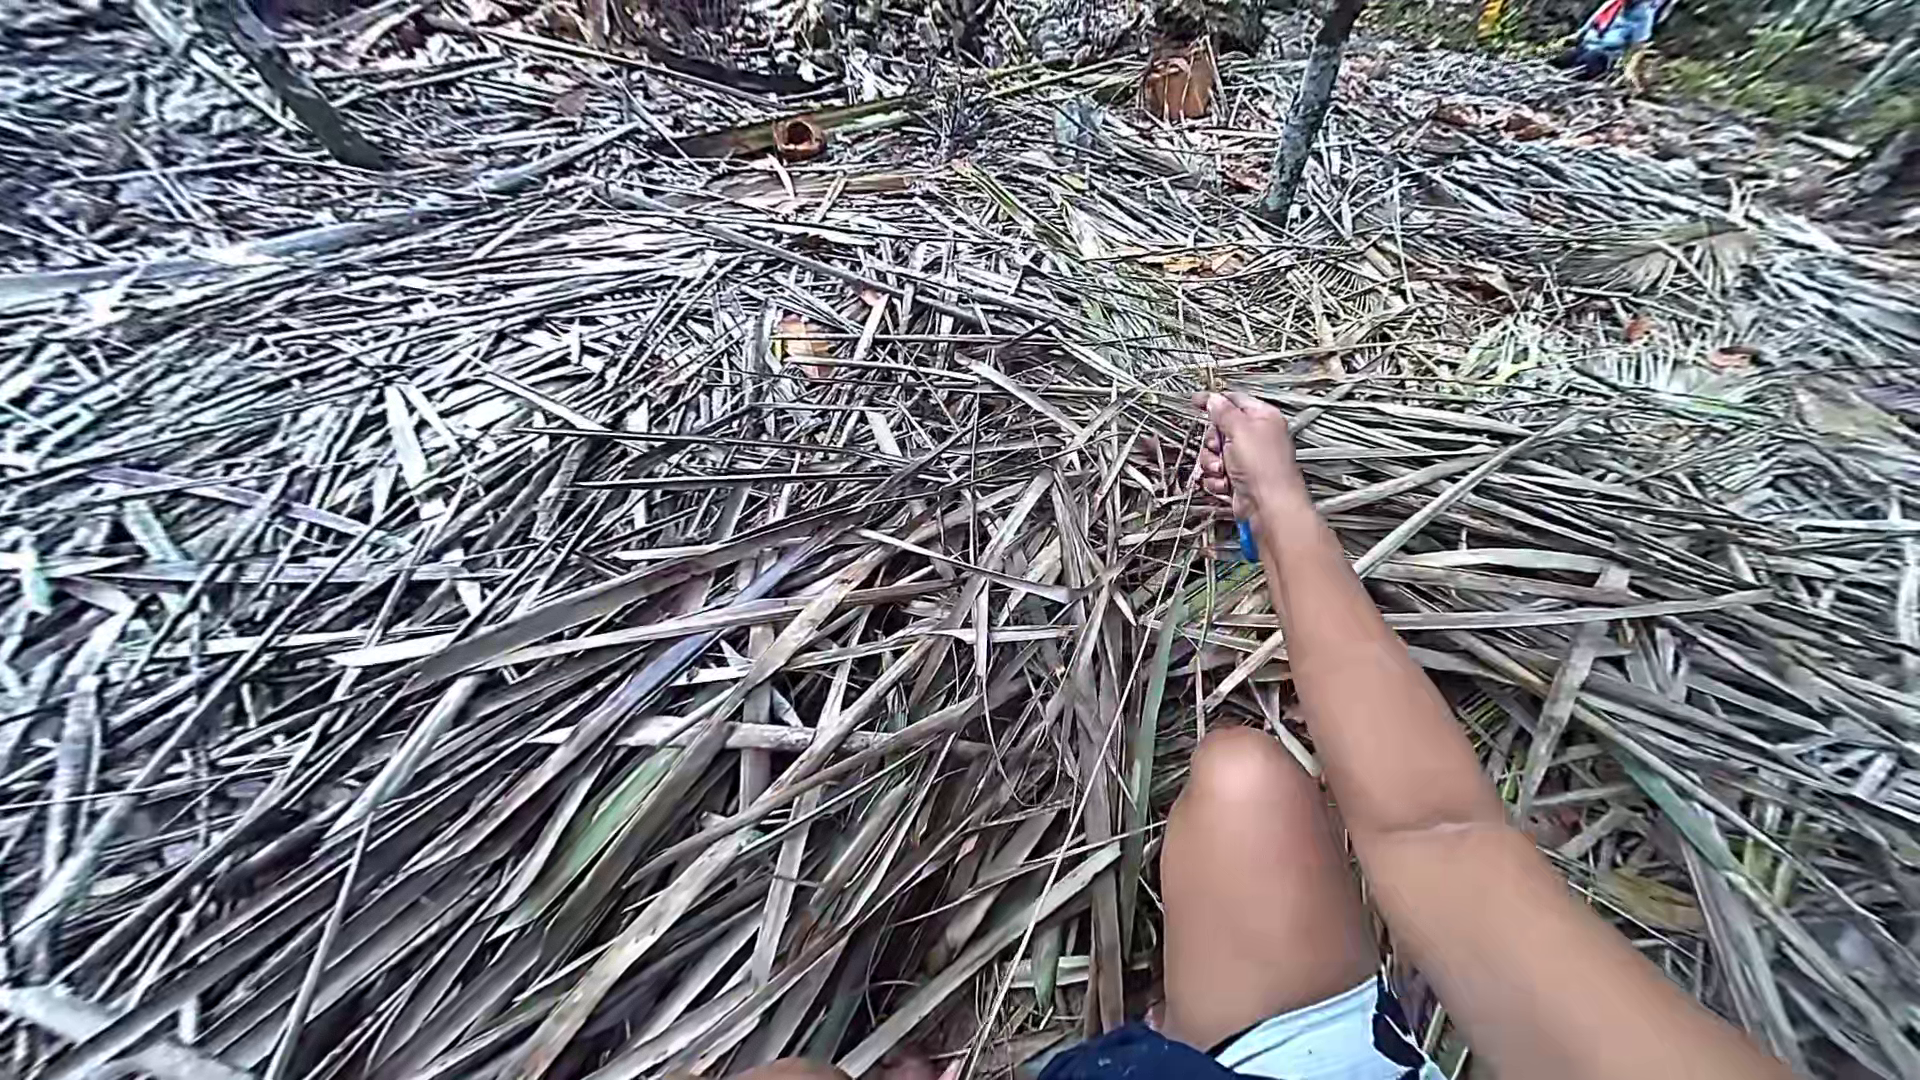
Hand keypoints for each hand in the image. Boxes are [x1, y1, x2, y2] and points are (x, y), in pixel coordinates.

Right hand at [1190, 391, 1307, 523]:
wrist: (1267, 505)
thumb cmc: (1264, 467)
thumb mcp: (1241, 430)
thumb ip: (1224, 412)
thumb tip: (1213, 399)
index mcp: (1262, 418)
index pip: (1234, 401)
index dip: (1215, 401)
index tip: (1196, 401)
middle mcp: (1254, 437)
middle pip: (1218, 430)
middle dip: (1212, 442)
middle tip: (1219, 447)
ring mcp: (1245, 459)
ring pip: (1211, 453)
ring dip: (1211, 463)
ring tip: (1223, 469)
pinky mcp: (1235, 478)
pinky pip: (1213, 473)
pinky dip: (1215, 479)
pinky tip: (1226, 482)